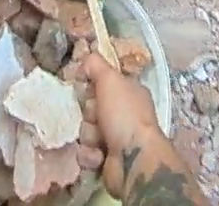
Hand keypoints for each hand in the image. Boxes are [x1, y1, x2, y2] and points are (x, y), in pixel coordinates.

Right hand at [81, 52, 162, 192]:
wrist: (133, 160)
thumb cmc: (124, 114)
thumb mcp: (110, 79)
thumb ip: (95, 64)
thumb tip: (85, 58)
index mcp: (129, 92)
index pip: (102, 84)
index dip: (92, 86)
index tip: (86, 88)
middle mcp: (124, 114)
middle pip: (90, 108)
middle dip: (89, 114)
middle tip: (96, 117)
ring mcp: (116, 138)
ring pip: (86, 131)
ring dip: (89, 136)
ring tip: (99, 141)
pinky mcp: (106, 160)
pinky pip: (85, 153)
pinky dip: (89, 155)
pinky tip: (98, 156)